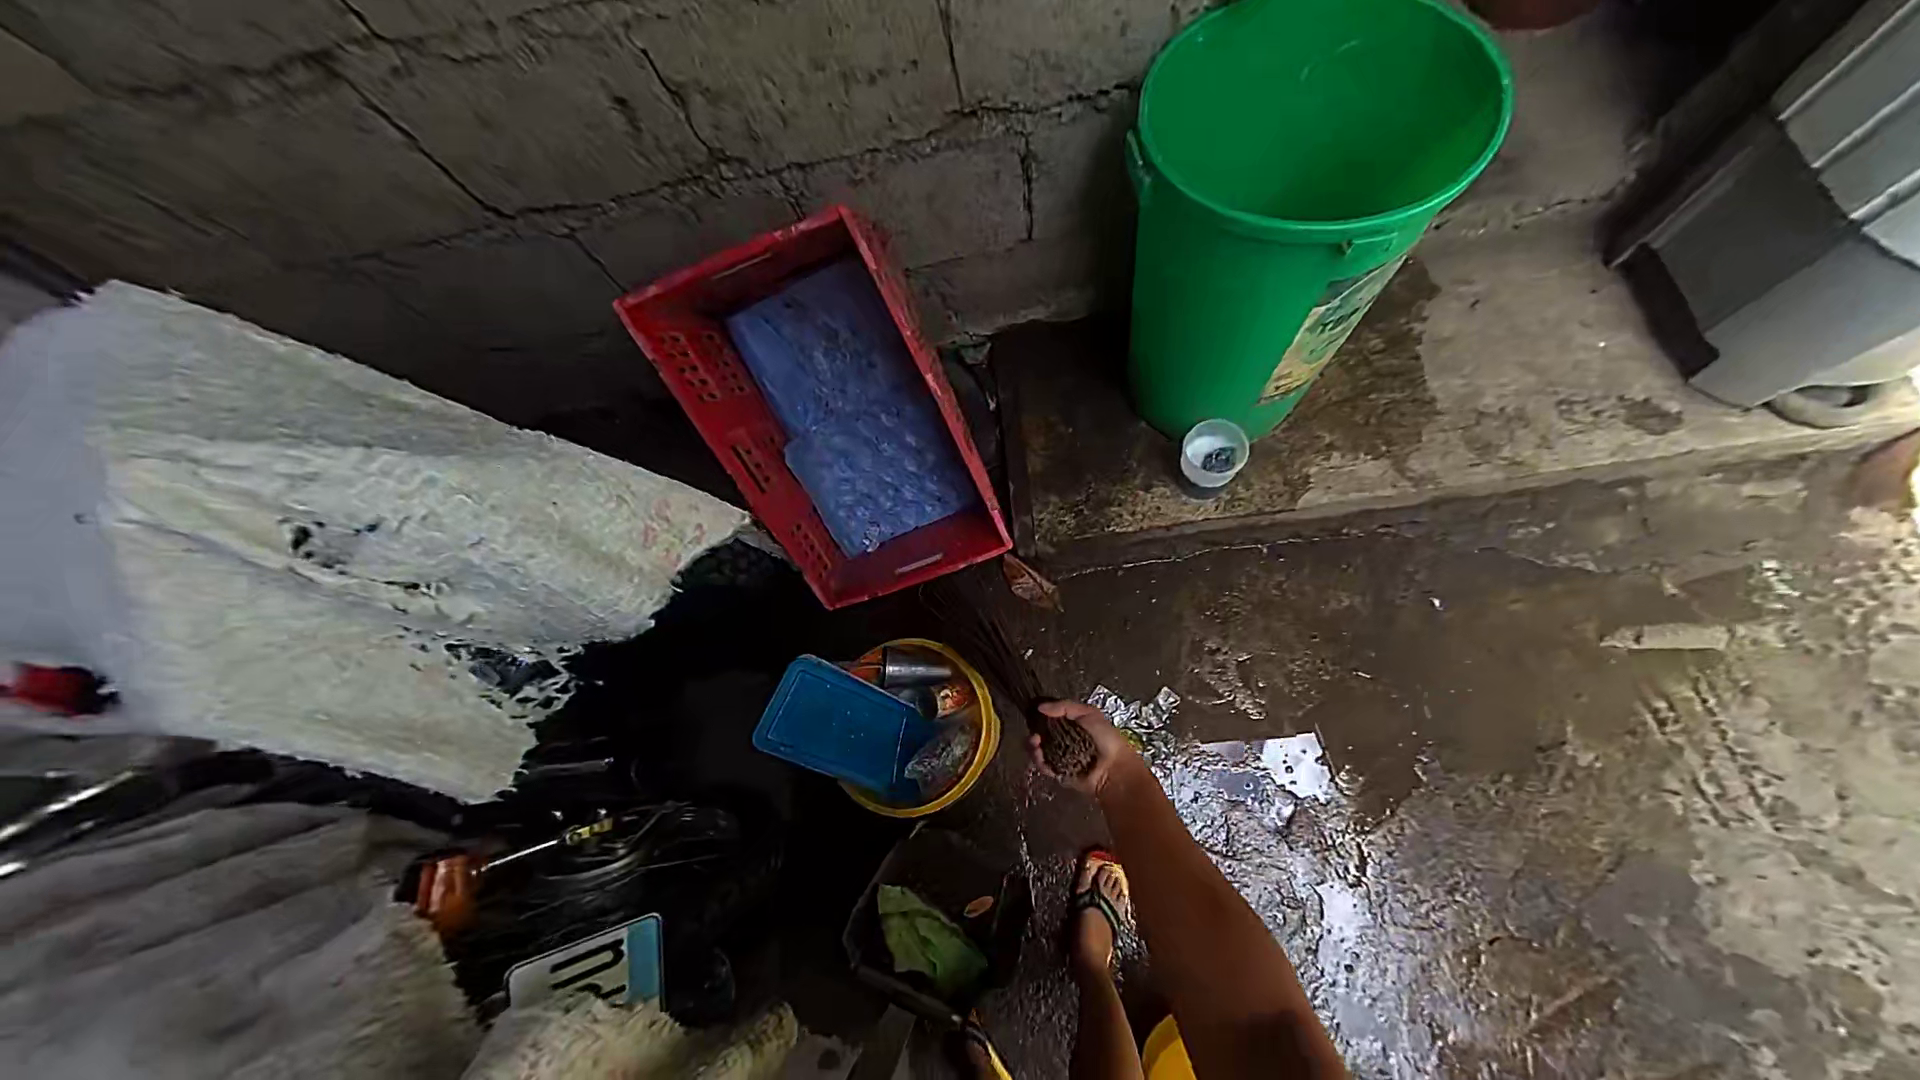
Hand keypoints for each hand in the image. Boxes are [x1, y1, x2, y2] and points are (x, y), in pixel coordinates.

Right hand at [1026, 699, 1142, 796]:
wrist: (1114, 768)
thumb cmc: (1106, 738)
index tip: (1034, 714)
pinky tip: (1038, 753)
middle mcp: (1064, 741)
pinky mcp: (1059, 772)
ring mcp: (1060, 757)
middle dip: (1034, 732)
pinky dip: (1038, 760)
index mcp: (1072, 726)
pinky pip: (1043, 766)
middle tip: (1034, 733)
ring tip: (1035, 742)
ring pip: (1039, 750)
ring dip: (1032, 746)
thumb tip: (1040, 707)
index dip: (1040, 717)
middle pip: (1041, 735)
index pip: (1050, 720)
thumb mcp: (1089, 713)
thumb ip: (1064, 706)